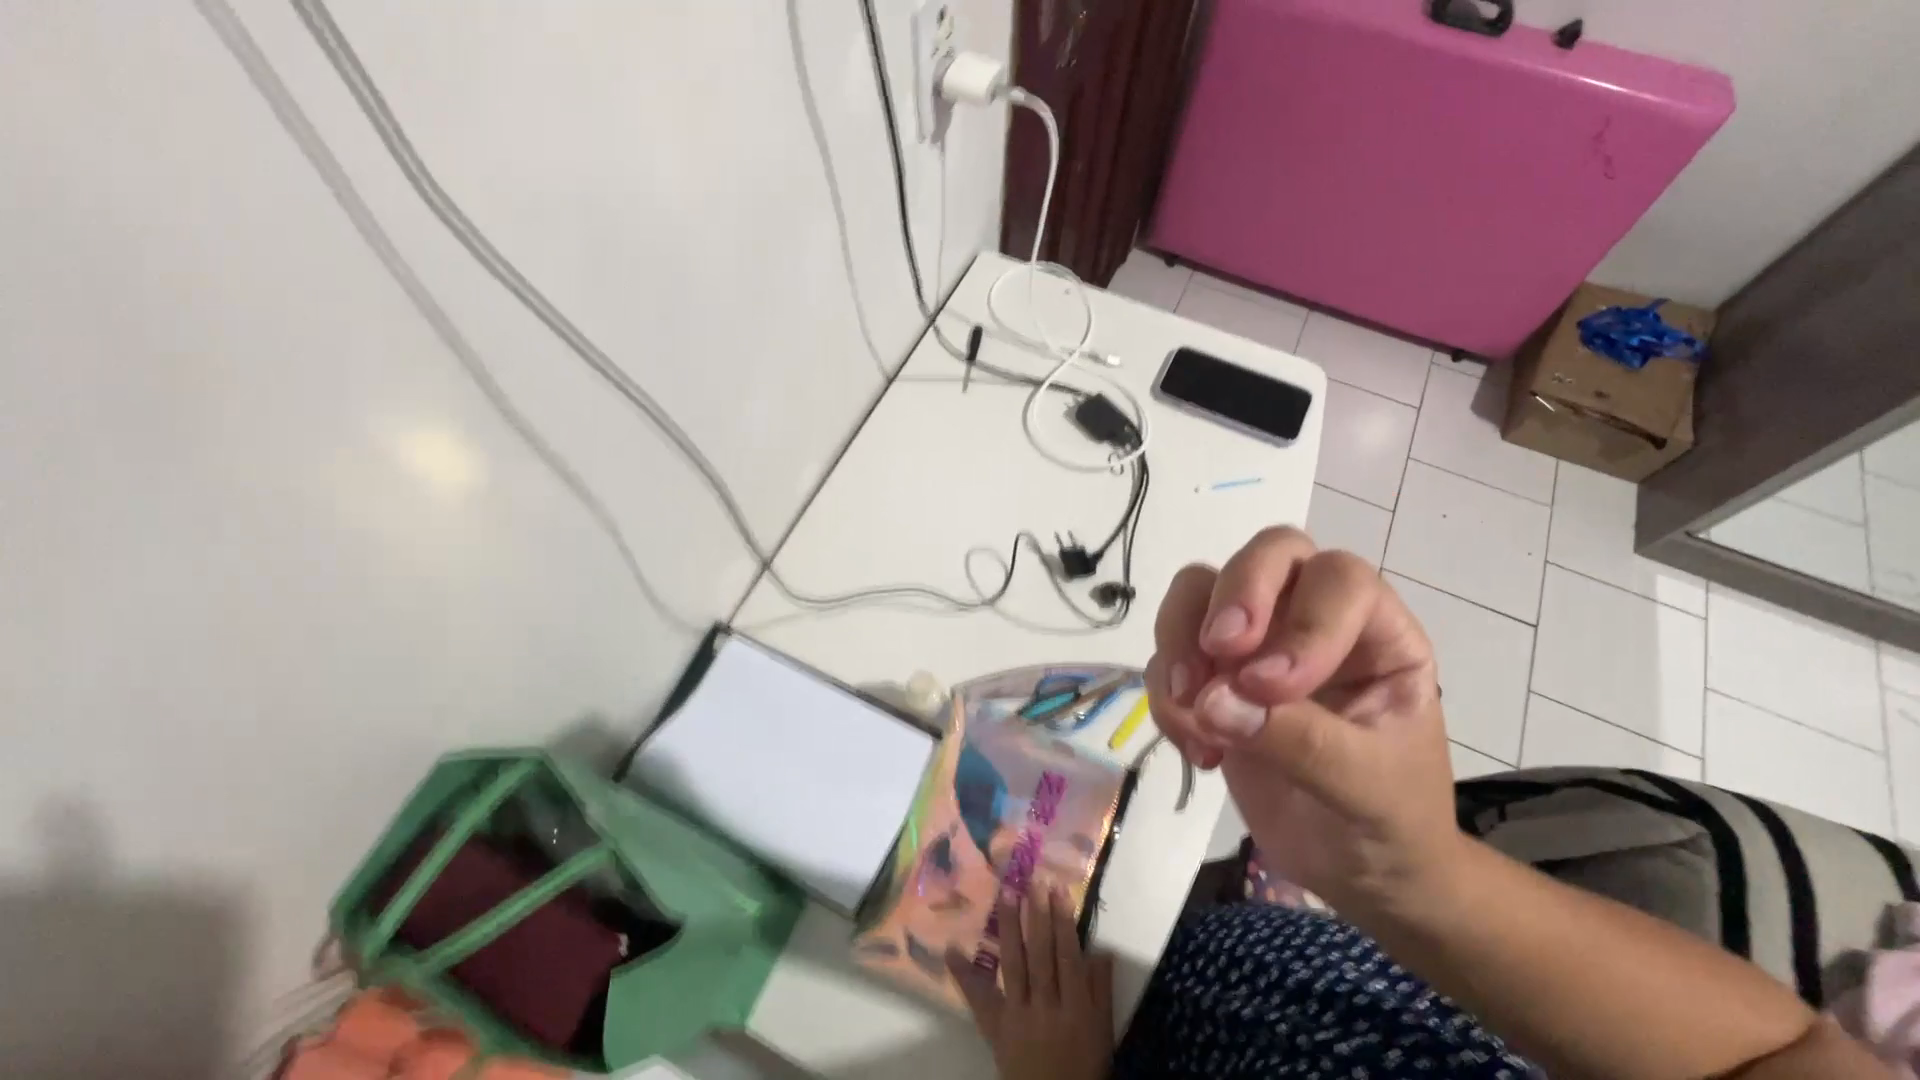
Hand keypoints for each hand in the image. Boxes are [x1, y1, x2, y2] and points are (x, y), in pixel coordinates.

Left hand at [947, 887, 1113, 1079]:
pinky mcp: (995, 1026)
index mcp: (1076, 1007)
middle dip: (1037, 915)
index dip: (1064, 922)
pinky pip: (979, 998)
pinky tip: (952, 949)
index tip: (1059, 890)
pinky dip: (964, 974)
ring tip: (1006, 894)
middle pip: (1040, 954)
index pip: (1069, 956)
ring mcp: (1018, 1015)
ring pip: (1014, 964)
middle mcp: (1046, 1006)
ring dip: (1009, 927)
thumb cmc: (1083, 1064)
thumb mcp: (1102, 1030)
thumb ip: (1102, 990)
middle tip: (1033, 880)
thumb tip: (1102, 949)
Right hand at [1143, 526, 1463, 911]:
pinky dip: (1168, 697)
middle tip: (1218, 652)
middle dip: (1234, 596)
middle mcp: (1314, 621)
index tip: (1268, 688)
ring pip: (1200, 591)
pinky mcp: (1212, 679)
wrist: (1356, 871)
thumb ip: (1299, 740)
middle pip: (1268, 555)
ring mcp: (1257, 646)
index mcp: (1379, 634)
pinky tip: (1198, 752)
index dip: (1303, 621)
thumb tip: (1211, 703)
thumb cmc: (1388, 823)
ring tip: (1192, 714)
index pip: (1340, 582)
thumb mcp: (1365, 787)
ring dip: (1181, 642)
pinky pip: (1170, 656)